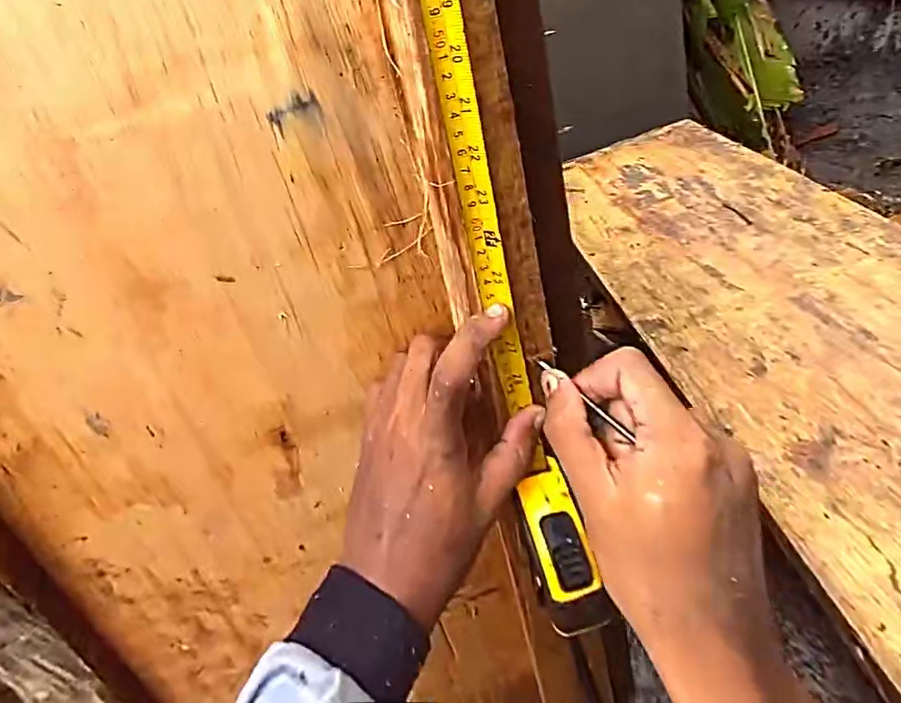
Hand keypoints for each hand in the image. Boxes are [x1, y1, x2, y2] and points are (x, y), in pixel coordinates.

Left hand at [340, 306, 544, 628]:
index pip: (452, 364)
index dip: (476, 332)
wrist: (381, 584)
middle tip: (476, 366)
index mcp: (433, 434)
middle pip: (420, 348)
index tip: (496, 316)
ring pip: (399, 362)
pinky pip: (383, 385)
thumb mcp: (486, 503)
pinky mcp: (367, 435)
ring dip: (427, 360)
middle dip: (451, 343)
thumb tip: (533, 415)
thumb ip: (512, 450)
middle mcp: (399, 419)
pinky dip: (405, 380)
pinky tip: (424, 407)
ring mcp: (378, 424)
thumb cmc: (435, 550)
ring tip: (453, 389)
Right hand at [542, 348, 801, 702]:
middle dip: (613, 422)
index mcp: (680, 438)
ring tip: (627, 493)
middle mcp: (714, 439)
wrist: (712, 642)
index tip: (577, 412)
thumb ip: (569, 430)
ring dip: (634, 442)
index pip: (628, 364)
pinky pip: (683, 442)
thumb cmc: (654, 582)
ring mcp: (731, 458)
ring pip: (661, 418)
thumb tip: (556, 386)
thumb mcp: (593, 498)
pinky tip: (651, 502)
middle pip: (645, 392)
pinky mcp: (736, 476)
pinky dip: (659, 458)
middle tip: (602, 470)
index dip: (592, 380)